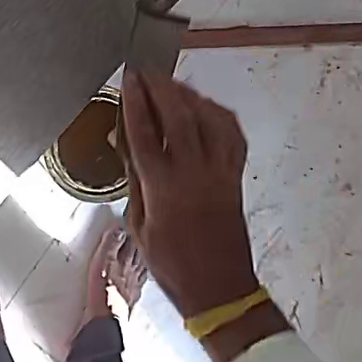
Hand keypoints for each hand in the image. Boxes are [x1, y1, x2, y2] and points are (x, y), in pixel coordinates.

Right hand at [121, 70, 288, 361]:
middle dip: (161, 88)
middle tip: (146, 71)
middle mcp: (194, 174)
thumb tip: (125, 141)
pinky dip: (218, 113)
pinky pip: (233, 135)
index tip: (128, 79)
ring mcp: (221, 173)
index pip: (145, 133)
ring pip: (210, 120)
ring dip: (189, 95)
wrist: (220, 291)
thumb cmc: (170, 263)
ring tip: (170, 83)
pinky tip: (203, 105)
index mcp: (164, 188)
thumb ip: (134, 179)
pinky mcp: (236, 177)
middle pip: (179, 117)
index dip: (134, 101)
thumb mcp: (138, 223)